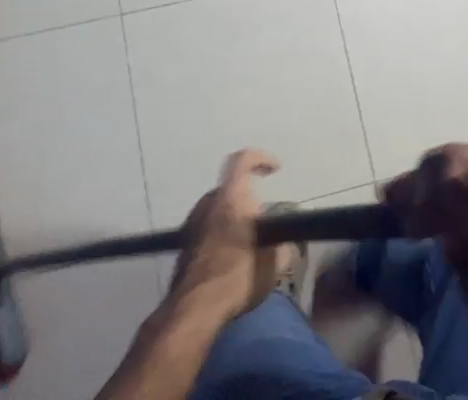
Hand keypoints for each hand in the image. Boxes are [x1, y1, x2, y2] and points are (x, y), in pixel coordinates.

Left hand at [168, 149, 283, 321]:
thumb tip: (284, 243)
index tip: (277, 169)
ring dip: (234, 219)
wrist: (193, 309)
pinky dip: (221, 235)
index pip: (242, 160)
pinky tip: (233, 260)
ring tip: (250, 244)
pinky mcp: (183, 246)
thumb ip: (283, 245)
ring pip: (218, 210)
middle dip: (249, 199)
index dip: (261, 158)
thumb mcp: (274, 263)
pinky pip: (207, 228)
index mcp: (231, 198)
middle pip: (231, 188)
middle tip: (264, 220)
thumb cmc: (237, 277)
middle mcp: (208, 204)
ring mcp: (191, 224)